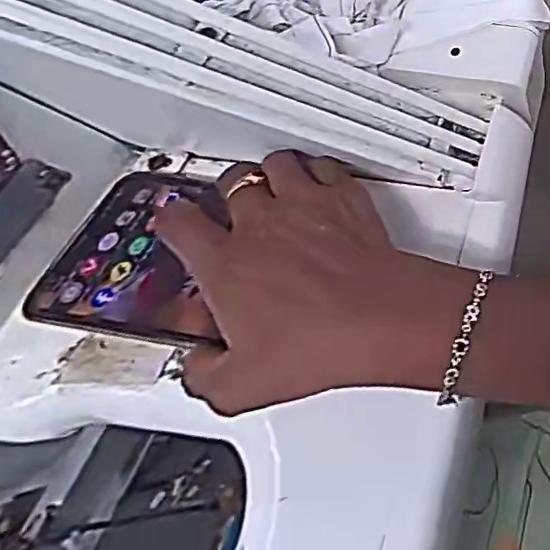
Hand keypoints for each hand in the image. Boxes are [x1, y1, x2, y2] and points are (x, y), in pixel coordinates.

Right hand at [155, 151, 474, 414]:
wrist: (379, 315)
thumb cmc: (320, 341)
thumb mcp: (238, 384)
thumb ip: (203, 372)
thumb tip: (200, 365)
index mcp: (226, 265)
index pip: (179, 222)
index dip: (171, 216)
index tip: (174, 219)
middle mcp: (263, 226)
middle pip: (232, 182)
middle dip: (226, 190)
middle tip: (230, 203)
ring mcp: (307, 205)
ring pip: (277, 164)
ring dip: (271, 173)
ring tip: (273, 186)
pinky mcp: (345, 197)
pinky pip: (324, 165)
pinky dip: (317, 169)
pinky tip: (318, 182)